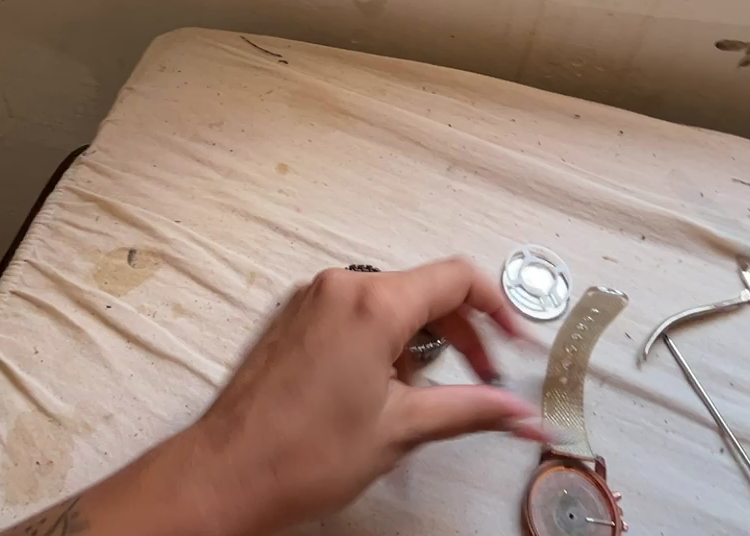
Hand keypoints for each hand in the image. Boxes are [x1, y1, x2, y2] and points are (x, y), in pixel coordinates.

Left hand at [174, 257, 546, 535]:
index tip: (516, 342)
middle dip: (463, 332)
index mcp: (372, 302)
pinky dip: (384, 338)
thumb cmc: (304, 453)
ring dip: (421, 340)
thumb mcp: (401, 429)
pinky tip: (383, 386)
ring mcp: (314, 296)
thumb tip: (521, 413)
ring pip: (390, 301)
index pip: (456, 278)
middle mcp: (341, 285)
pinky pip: (356, 310)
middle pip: (424, 290)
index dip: (498, 307)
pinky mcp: (297, 314)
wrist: (228, 471)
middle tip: (486, 378)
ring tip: (425, 396)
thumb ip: (470, 409)